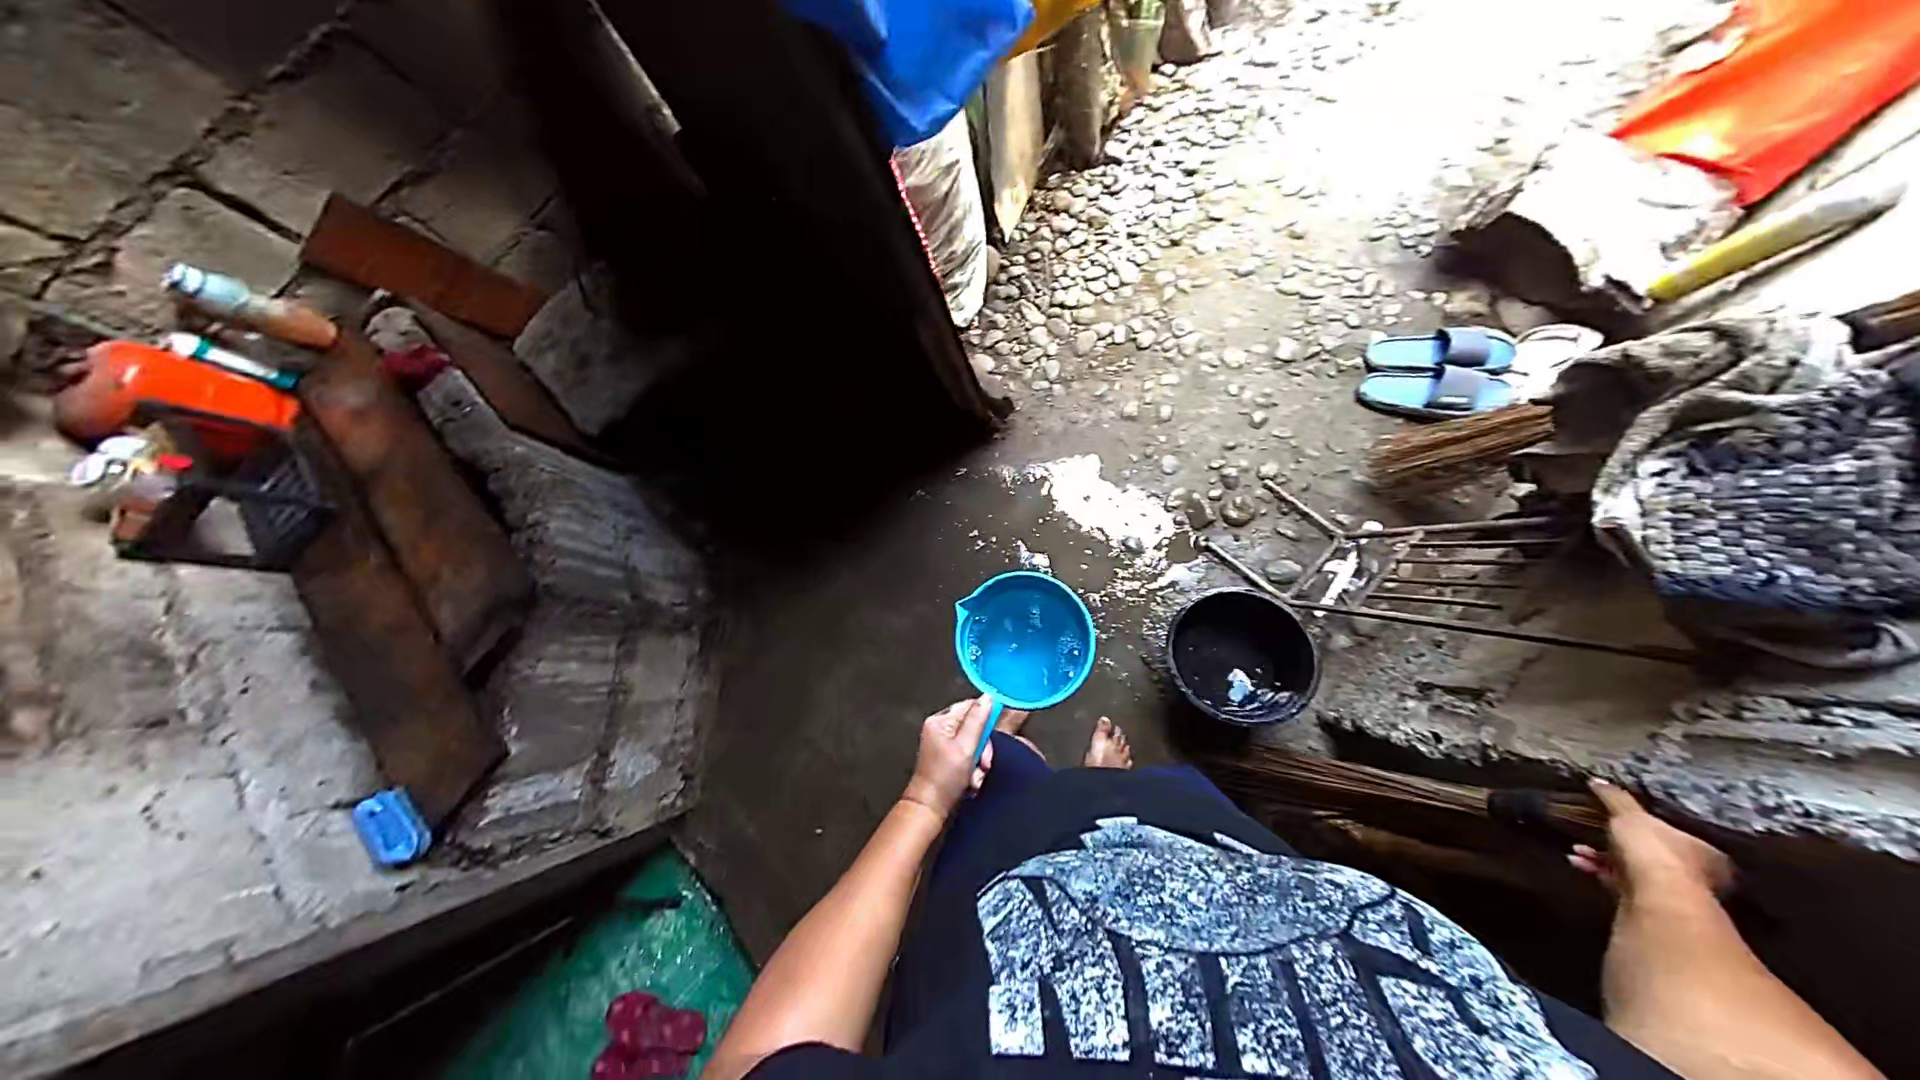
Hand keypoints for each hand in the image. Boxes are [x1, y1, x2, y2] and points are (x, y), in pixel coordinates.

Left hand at [901, 696, 995, 819]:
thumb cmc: (944, 779)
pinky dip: (972, 769)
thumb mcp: (966, 747)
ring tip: (973, 776)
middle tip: (983, 763)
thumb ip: (978, 720)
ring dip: (979, 761)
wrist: (930, 808)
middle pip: (974, 726)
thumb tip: (987, 697)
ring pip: (974, 744)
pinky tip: (969, 781)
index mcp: (940, 721)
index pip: (970, 706)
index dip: (985, 719)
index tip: (991, 736)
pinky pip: (969, 756)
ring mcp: (943, 744)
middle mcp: (940, 729)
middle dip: (983, 748)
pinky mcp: (948, 758)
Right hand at [1571, 779, 1733, 901]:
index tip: (1614, 819)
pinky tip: (1578, 862)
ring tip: (1577, 849)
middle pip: (1651, 853)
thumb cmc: (1655, 851)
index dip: (1644, 825)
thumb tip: (1597, 780)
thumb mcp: (1630, 815)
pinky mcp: (1648, 905)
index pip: (1677, 834)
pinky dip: (1597, 870)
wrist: (1657, 897)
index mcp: (1705, 852)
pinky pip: (1618, 882)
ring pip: (1632, 868)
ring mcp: (1673, 893)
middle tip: (1591, 832)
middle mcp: (1697, 874)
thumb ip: (1614, 798)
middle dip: (1615, 842)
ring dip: (1601, 857)